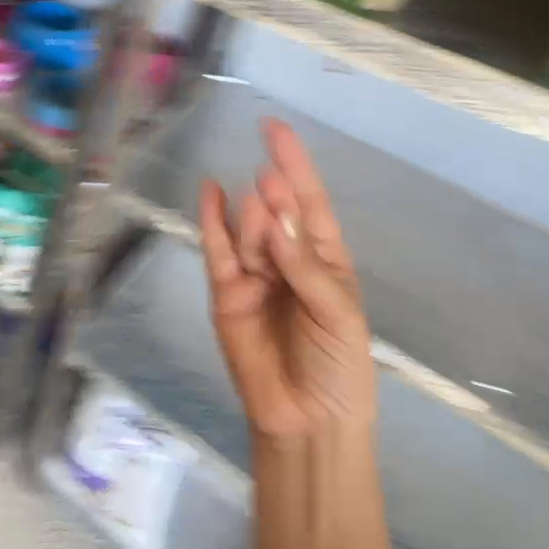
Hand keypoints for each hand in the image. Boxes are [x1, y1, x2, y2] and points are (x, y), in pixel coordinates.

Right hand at [200, 119, 376, 441]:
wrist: (307, 419)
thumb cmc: (338, 366)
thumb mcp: (338, 316)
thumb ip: (305, 269)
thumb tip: (274, 224)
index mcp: (325, 260)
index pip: (308, 202)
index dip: (294, 164)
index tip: (274, 128)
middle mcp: (287, 258)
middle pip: (277, 213)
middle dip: (276, 195)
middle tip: (271, 187)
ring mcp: (254, 273)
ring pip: (248, 230)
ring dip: (252, 212)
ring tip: (256, 201)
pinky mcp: (225, 291)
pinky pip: (217, 250)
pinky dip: (213, 222)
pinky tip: (210, 192)